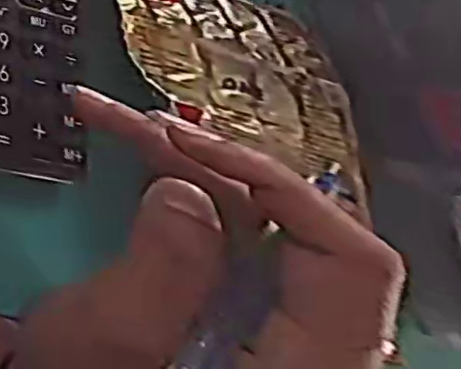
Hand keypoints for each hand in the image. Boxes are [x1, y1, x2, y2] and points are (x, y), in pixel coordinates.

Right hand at [12, 88, 403, 368]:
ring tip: (112, 118)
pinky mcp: (229, 305)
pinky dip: (173, 182)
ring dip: (178, 161)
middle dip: (204, 159)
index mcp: (308, 365)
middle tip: (127, 117)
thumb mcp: (115, 336)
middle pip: (286, 225)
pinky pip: (218, 230)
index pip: (349, 260)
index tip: (187, 142)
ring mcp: (268, 322)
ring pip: (245, 217)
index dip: (277, 186)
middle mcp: (307, 340)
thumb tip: (185, 188)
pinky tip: (137, 155)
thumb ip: (163, 270)